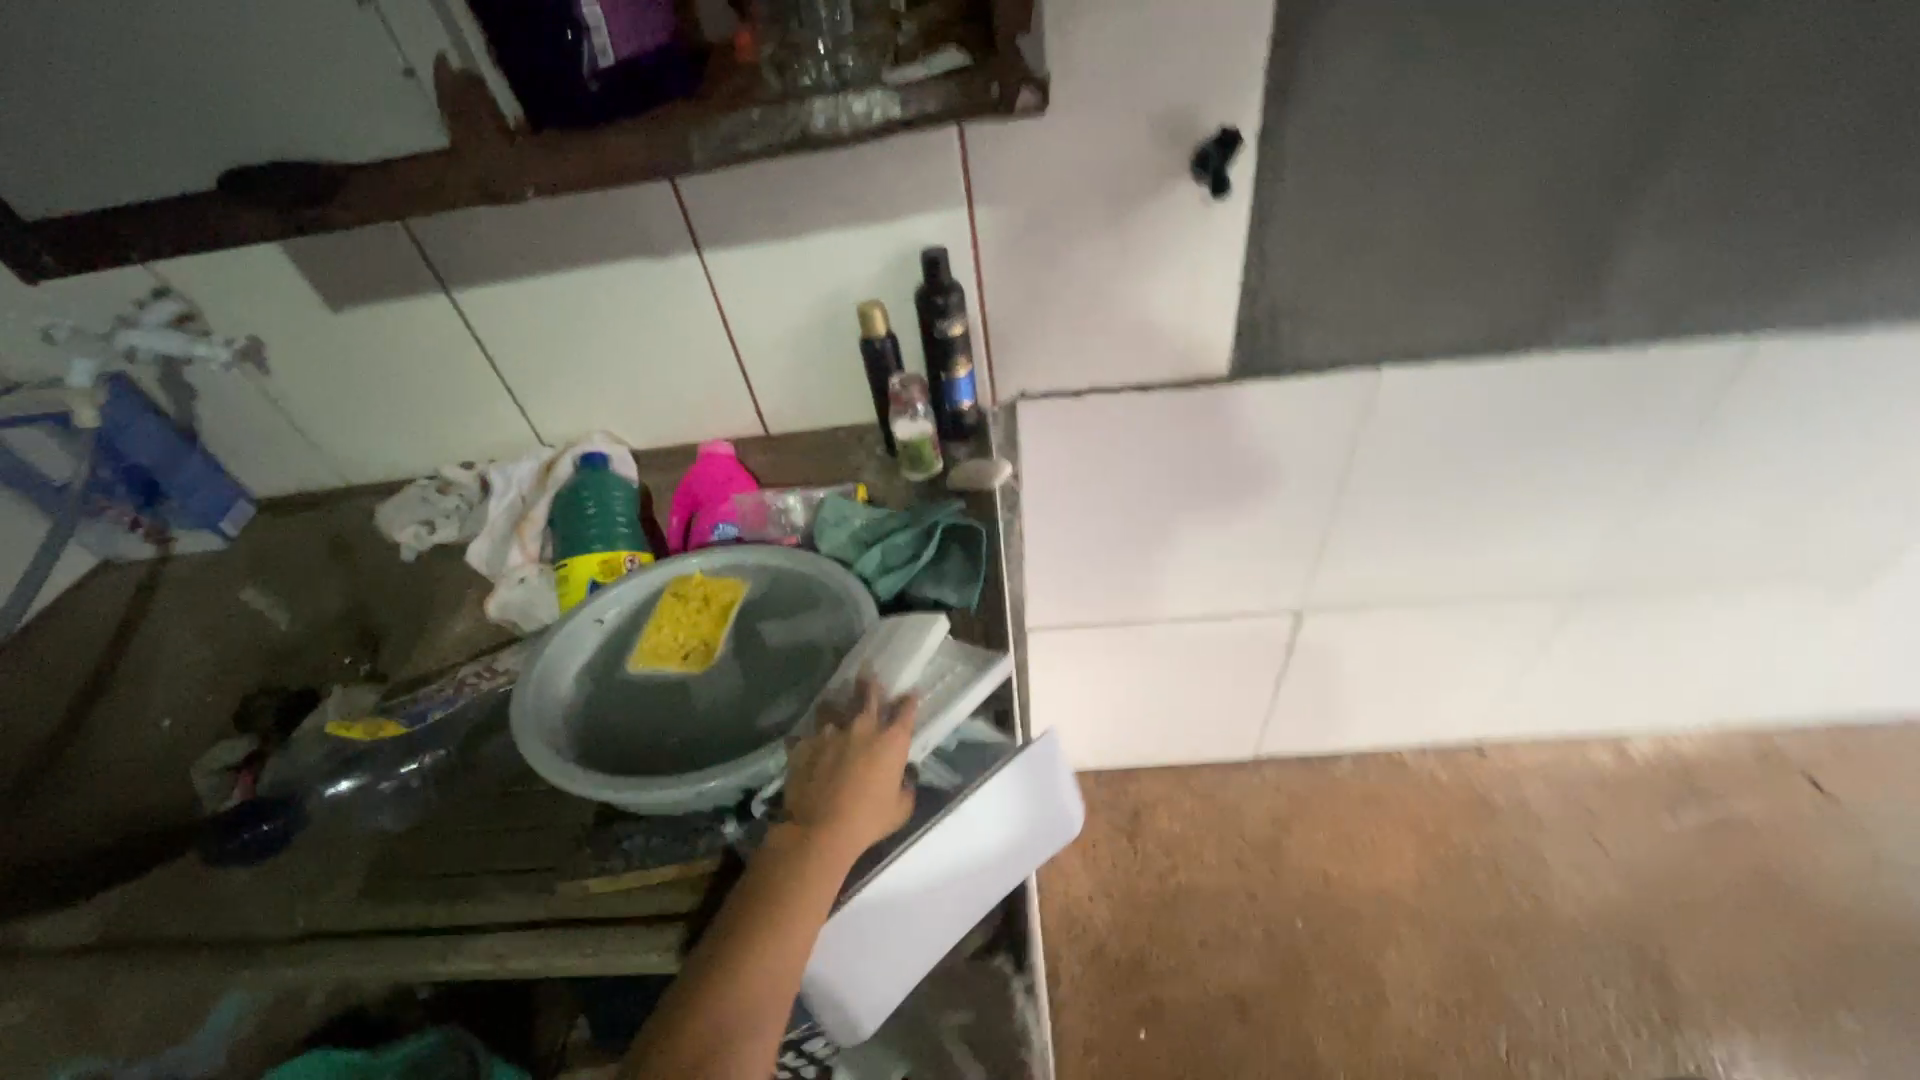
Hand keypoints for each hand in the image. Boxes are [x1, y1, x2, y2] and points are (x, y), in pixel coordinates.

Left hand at [783, 675, 915, 862]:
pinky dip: (805, 739)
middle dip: (869, 682)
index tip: (911, 693)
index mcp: (891, 742)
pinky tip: (803, 742)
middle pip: (867, 695)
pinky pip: (804, 736)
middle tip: (867, 669)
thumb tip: (905, 778)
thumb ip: (906, 788)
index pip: (906, 711)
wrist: (821, 830)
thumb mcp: (901, 809)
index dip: (910, 701)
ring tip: (830, 703)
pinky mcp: (803, 745)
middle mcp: (862, 728)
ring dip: (833, 705)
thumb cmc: (869, 820)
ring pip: (830, 708)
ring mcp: (829, 733)